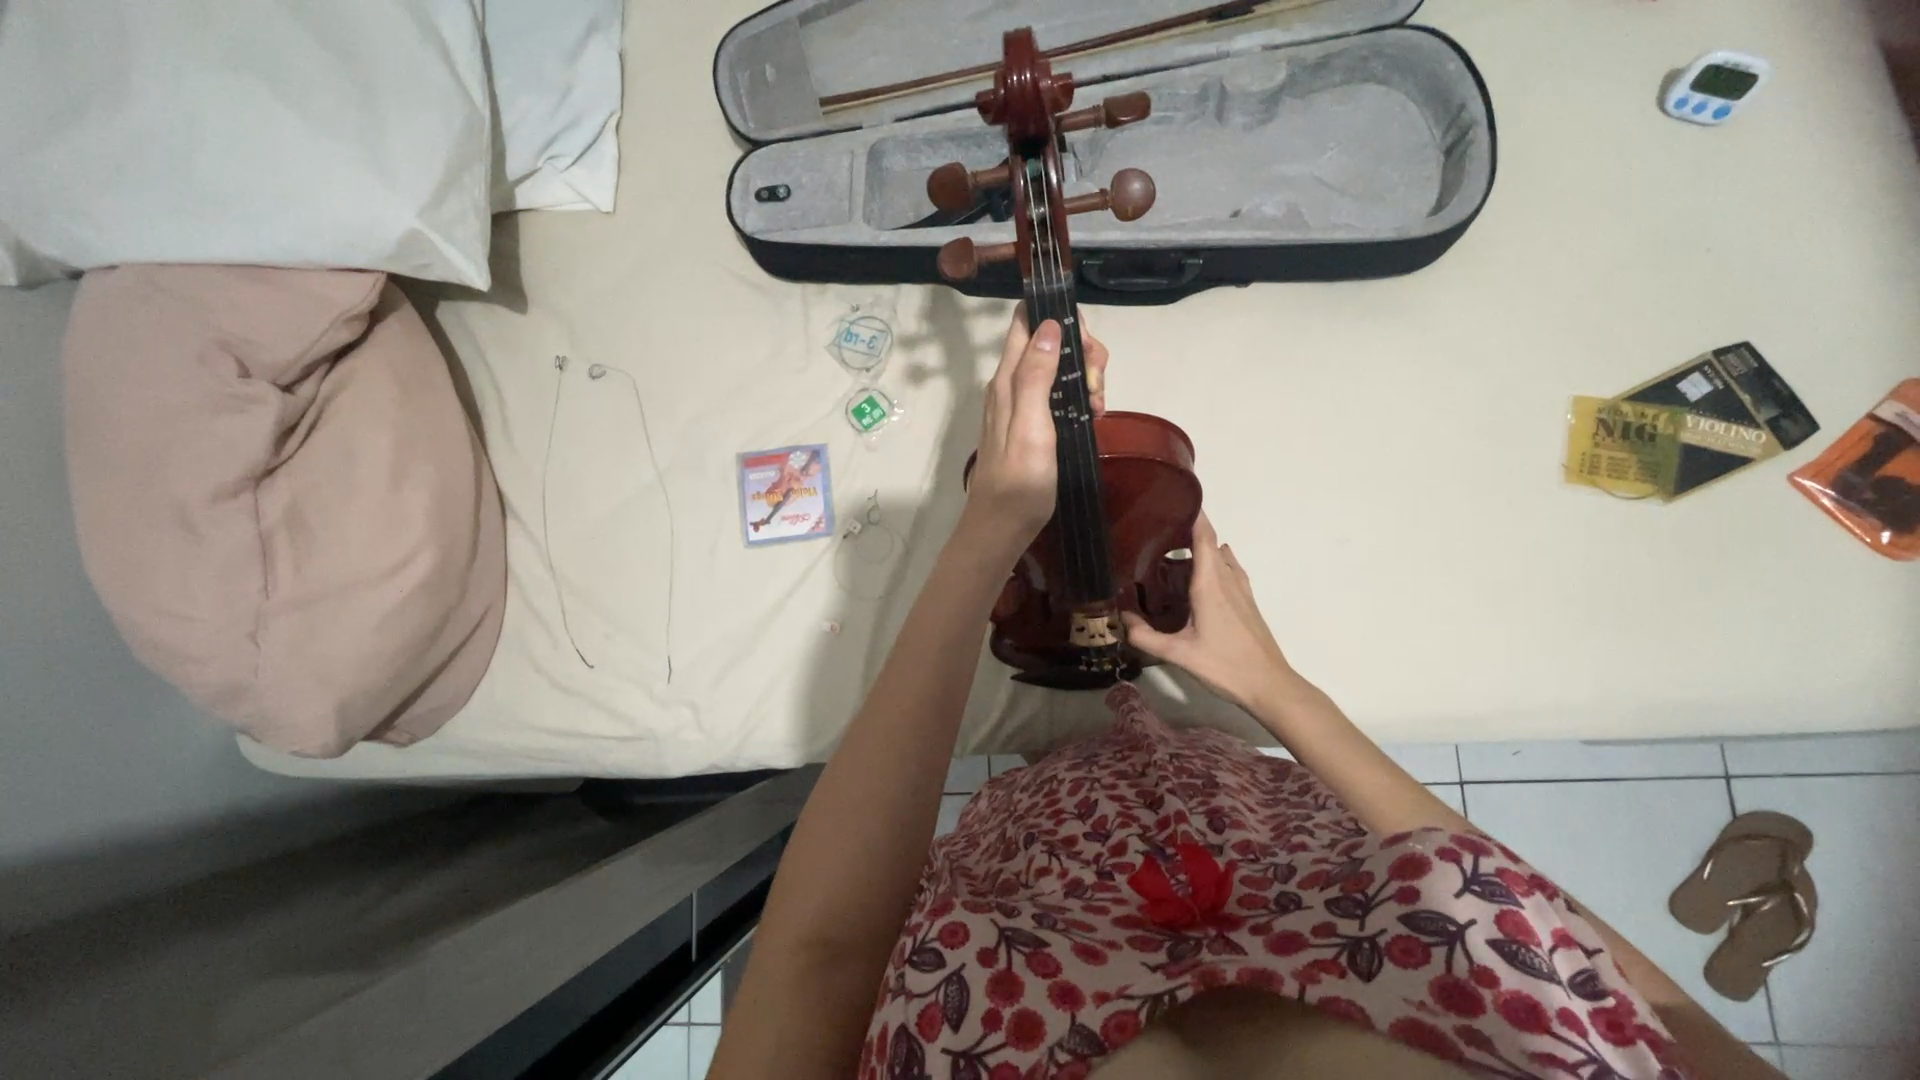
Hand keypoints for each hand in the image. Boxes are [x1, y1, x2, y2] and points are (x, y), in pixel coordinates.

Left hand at [955, 307, 1108, 563]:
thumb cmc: (1020, 481)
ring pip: (1058, 367)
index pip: (1026, 322)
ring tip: (1095, 409)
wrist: (1002, 526)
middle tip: (1096, 387)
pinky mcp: (1032, 422)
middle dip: (1082, 353)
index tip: (1086, 341)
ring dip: (1085, 378)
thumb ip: (1037, 375)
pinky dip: (1078, 398)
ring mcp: (1021, 403)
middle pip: (1049, 341)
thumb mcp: (1032, 425)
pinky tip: (1090, 418)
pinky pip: (1058, 393)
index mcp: (1008, 379)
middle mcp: (1010, 384)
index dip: (1057, 317)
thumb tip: (1047, 325)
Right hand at [1121, 513, 1301, 712]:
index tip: (1175, 499)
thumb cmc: (1225, 666)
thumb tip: (1122, 620)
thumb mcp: (1179, 654)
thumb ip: (1146, 637)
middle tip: (1158, 533)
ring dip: (1203, 550)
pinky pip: (1230, 571)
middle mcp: (1228, 580)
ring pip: (1222, 557)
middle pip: (1212, 543)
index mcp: (1211, 584)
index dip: (1193, 515)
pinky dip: (1214, 565)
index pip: (1204, 537)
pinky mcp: (1248, 603)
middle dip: (1188, 532)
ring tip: (1174, 555)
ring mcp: (1242, 591)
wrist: (1270, 686)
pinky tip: (1198, 582)